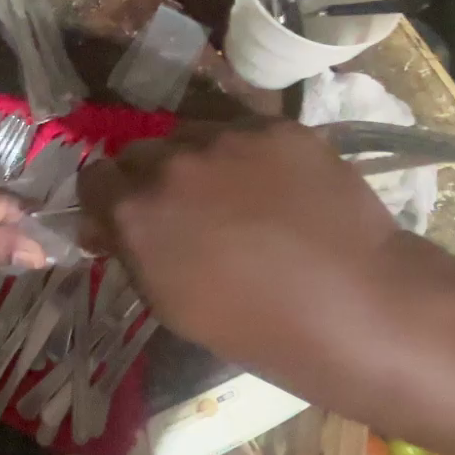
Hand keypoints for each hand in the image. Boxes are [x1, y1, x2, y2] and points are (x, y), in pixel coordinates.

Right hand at [76, 120, 454, 384]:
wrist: (361, 308)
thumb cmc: (257, 327)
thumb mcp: (170, 304)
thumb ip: (129, 251)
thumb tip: (104, 223)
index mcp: (135, 210)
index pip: (93, 178)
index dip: (107, 200)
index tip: (125, 218)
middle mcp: (170, 162)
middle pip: (137, 153)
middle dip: (148, 179)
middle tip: (185, 211)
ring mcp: (225, 137)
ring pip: (188, 135)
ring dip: (195, 161)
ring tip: (236, 197)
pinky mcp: (275, 126)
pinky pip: (241, 132)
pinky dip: (246, 156)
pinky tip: (277, 189)